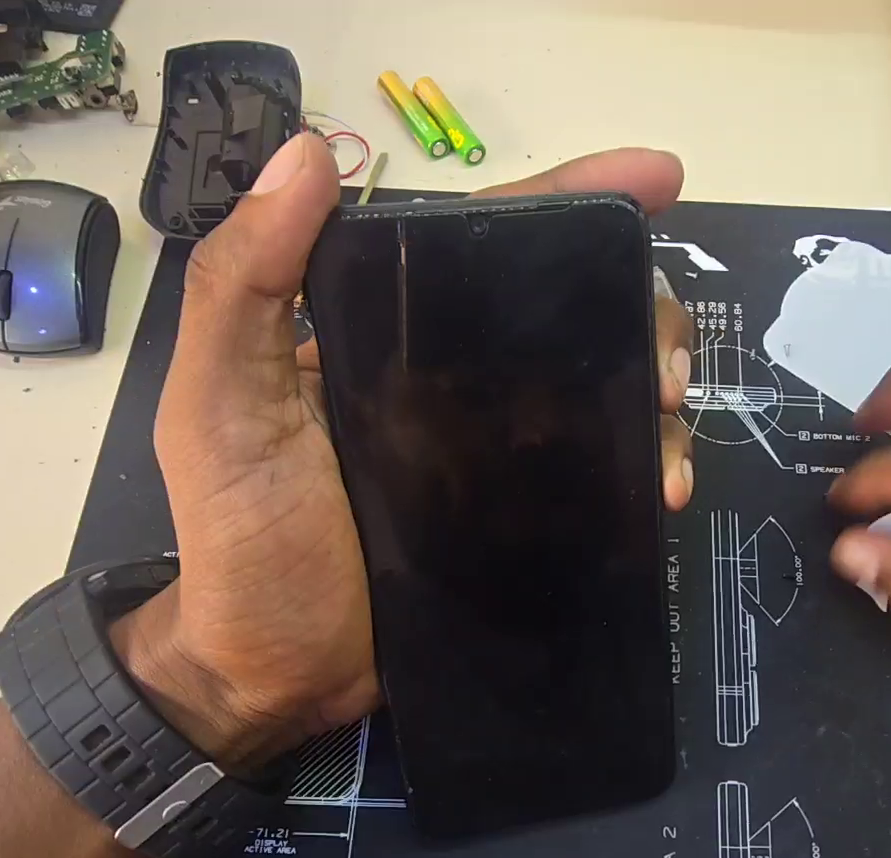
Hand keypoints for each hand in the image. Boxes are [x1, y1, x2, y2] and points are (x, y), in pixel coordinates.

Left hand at [111, 134, 695, 772]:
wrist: (278, 673)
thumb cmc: (247, 542)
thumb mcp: (222, 405)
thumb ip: (244, 285)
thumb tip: (310, 152)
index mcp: (396, 339)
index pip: (492, 248)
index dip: (575, 206)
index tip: (657, 182)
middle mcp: (460, 385)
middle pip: (573, 317)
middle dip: (641, 314)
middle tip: (664, 361)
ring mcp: (502, 456)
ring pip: (604, 392)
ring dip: (655, 392)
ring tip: (668, 418)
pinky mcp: (528, 520)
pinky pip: (603, 478)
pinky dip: (646, 469)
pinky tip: (667, 490)